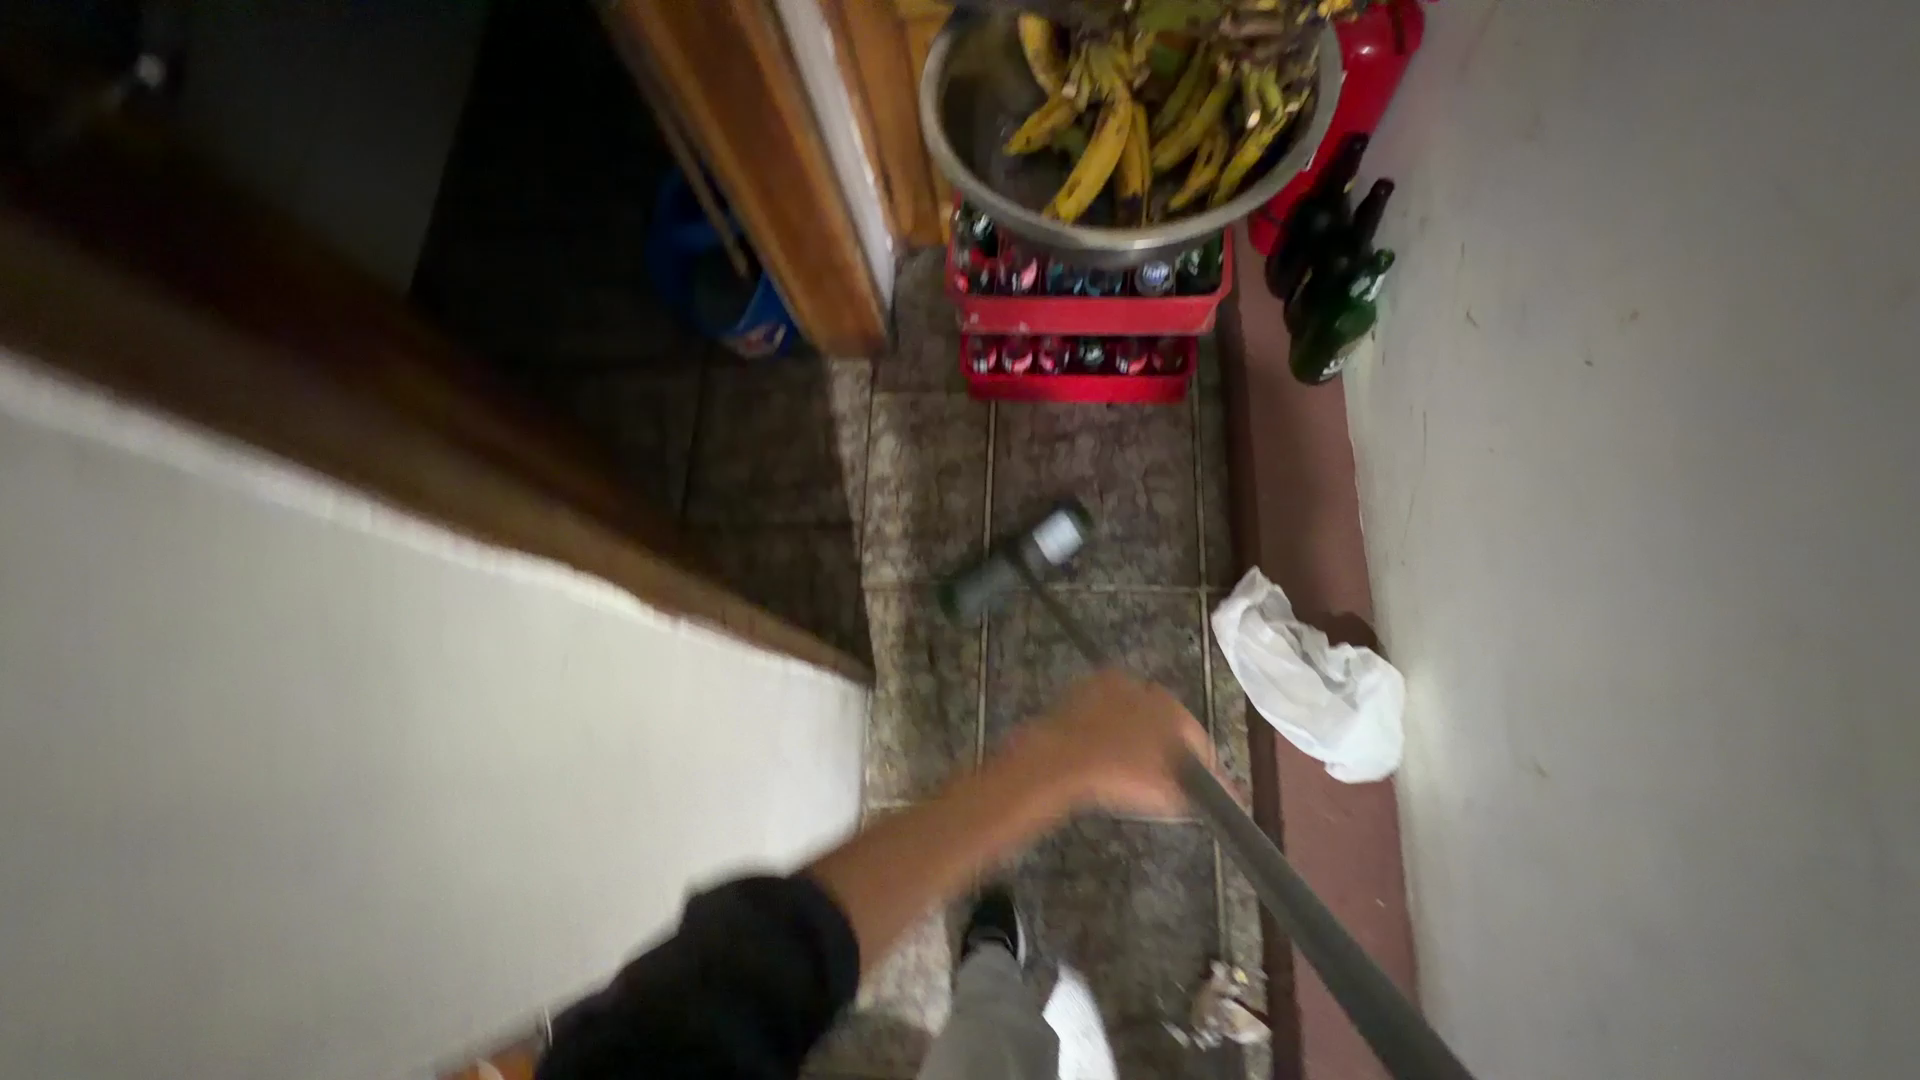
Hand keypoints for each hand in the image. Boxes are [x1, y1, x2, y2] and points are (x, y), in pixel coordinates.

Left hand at [1016, 669, 1216, 817]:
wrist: (1062, 759)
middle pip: (1169, 722)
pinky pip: (1108, 706)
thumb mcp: (1168, 793)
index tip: (1195, 786)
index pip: (1200, 741)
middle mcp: (1150, 688)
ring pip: (1137, 712)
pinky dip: (1109, 722)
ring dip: (1138, 731)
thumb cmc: (1120, 775)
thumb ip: (1201, 792)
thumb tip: (1230, 796)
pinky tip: (1101, 744)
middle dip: (1168, 745)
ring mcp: (1115, 683)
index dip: (1201, 766)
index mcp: (1176, 710)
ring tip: (1127, 762)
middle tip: (1158, 775)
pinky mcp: (1086, 685)